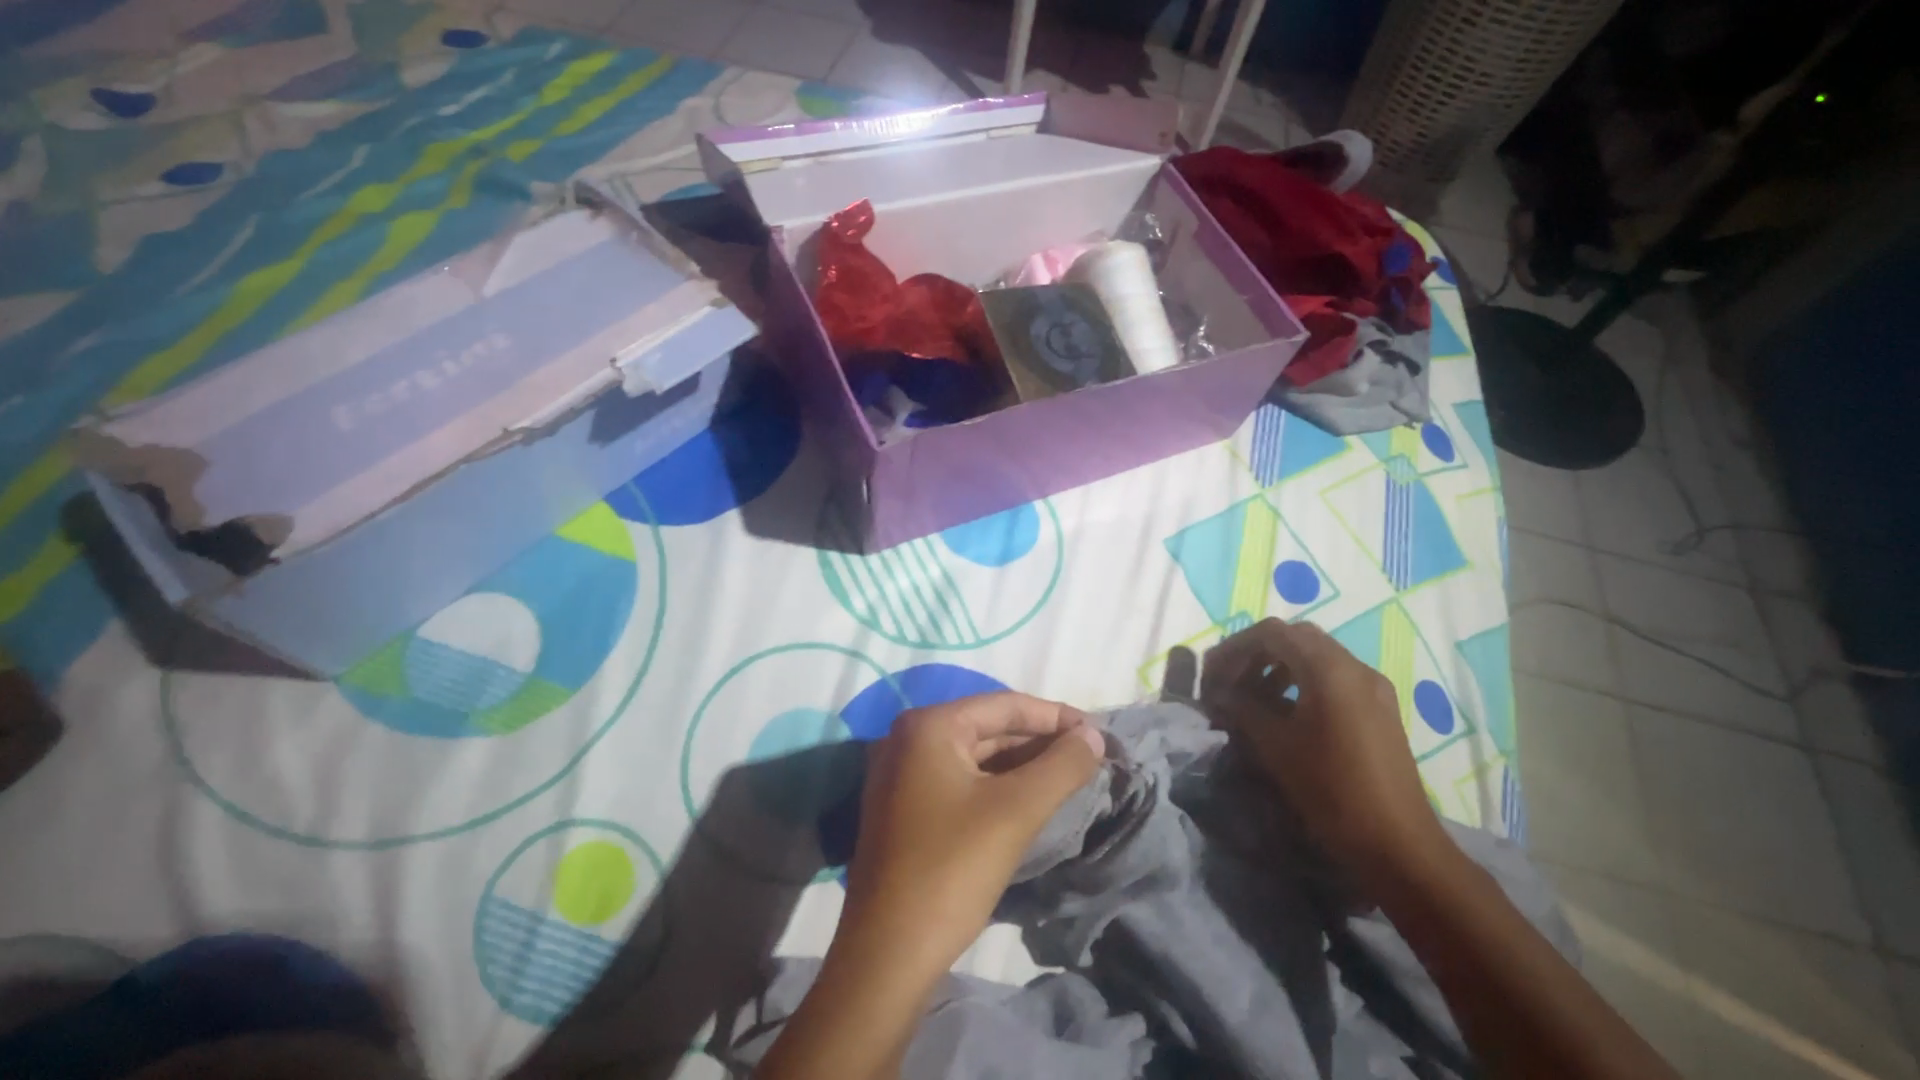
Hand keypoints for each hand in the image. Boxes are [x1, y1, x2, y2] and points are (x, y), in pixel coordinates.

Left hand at [838, 693, 1105, 974]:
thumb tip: (1093, 736)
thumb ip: (1062, 766)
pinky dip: (996, 786)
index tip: (1099, 734)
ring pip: (974, 758)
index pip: (1005, 705)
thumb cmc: (953, 868)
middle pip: (988, 728)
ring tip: (1069, 778)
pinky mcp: (901, 810)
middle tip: (1089, 757)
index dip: (1056, 717)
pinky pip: (958, 782)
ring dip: (1021, 766)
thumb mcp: (1017, 811)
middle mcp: (906, 740)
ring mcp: (899, 776)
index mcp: (928, 727)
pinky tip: (1029, 800)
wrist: (889, 950)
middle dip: (1040, 742)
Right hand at [1201, 618, 1445, 892]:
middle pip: (1295, 639)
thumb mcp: (1276, 746)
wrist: (1397, 843)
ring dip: (1278, 669)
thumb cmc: (1331, 790)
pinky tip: (1286, 717)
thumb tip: (1220, 693)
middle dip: (1256, 656)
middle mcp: (1356, 667)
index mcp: (1330, 669)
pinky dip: (1303, 684)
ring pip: (1316, 657)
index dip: (1234, 649)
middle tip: (1229, 686)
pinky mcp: (1379, 710)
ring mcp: (1373, 688)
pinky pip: (1334, 679)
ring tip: (1253, 703)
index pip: (1272, 633)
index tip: (1212, 679)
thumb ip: (1243, 708)